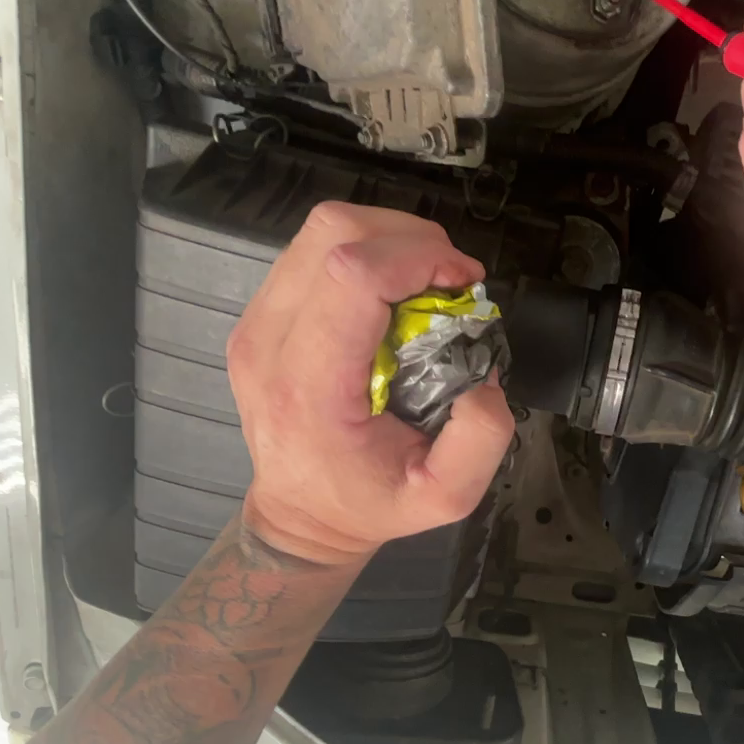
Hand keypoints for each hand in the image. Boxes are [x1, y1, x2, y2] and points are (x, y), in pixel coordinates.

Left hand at [228, 203, 514, 564]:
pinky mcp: (261, 312)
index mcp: (310, 387)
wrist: (302, 515)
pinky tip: (396, 289)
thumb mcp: (445, 496)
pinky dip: (369, 251)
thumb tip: (487, 377)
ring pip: (323, 228)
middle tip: (452, 277)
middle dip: (411, 237)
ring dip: (391, 238)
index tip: (464, 283)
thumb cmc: (370, 502)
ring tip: (429, 279)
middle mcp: (268, 342)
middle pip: (334, 232)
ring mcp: (256, 321)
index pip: (352, 276)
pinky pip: (315, 248)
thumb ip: (480, 440)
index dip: (420, 258)